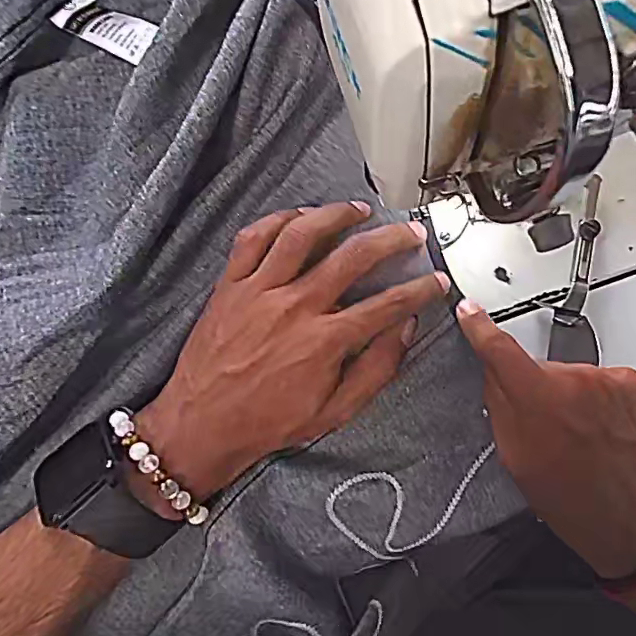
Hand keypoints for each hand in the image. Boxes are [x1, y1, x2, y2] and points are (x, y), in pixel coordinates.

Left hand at [135, 202, 449, 509]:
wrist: (202, 425)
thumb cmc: (267, 422)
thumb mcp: (334, 411)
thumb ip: (376, 370)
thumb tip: (405, 331)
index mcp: (324, 341)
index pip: (388, 304)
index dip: (419, 289)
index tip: (433, 281)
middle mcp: (294, 308)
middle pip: (354, 257)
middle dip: (392, 240)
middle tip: (409, 233)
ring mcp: (259, 291)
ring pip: (303, 233)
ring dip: (336, 215)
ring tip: (358, 210)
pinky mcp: (231, 285)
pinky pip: (254, 238)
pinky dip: (278, 219)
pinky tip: (298, 216)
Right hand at [455, 298, 635, 577]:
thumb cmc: (579, 502)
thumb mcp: (517, 460)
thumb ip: (499, 408)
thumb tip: (492, 374)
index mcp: (540, 399)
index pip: (499, 348)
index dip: (480, 327)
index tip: (471, 312)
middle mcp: (579, 382)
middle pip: (545, 369)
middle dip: (545, 391)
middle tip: (556, 431)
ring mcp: (616, 382)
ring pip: (581, 377)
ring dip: (581, 399)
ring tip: (590, 438)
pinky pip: (612, 383)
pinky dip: (609, 402)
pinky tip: (611, 432)